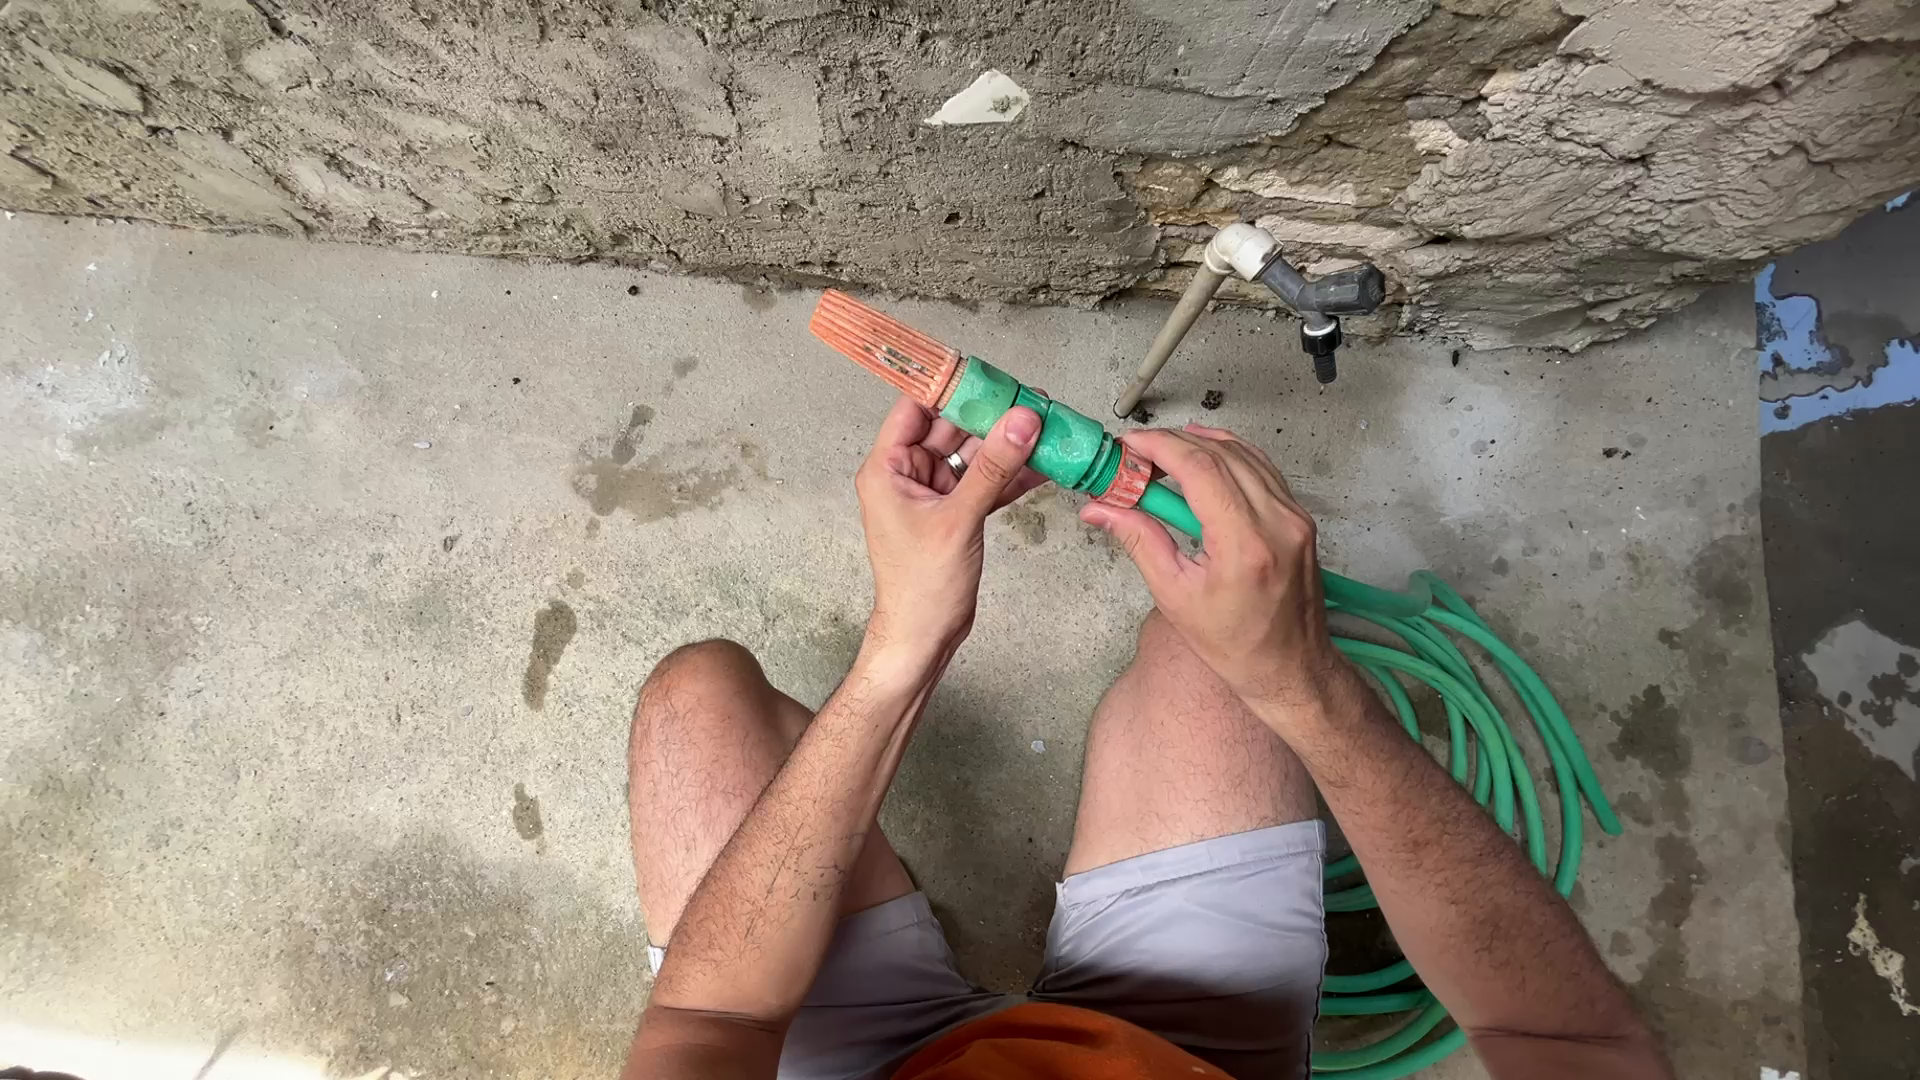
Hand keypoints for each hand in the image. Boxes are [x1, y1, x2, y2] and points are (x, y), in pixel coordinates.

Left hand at [855, 396, 1046, 668]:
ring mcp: (933, 495)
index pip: (915, 409)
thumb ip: (992, 468)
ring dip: (1007, 446)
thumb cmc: (920, 587)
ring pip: (973, 456)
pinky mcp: (955, 513)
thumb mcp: (958, 519)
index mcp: (887, 470)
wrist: (924, 636)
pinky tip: (1040, 464)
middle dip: (991, 417)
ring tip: (1045, 428)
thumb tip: (1019, 422)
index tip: (986, 374)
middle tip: (1031, 401)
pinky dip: (1009, 475)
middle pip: (951, 429)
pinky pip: (983, 483)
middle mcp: (907, 476)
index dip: (949, 388)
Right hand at [1079, 424, 1341, 712]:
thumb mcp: (1173, 594)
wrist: (1290, 668)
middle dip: (1172, 443)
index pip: (1199, 468)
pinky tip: (1202, 459)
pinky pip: (1262, 469)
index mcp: (1244, 543)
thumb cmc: (1234, 643)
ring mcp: (1295, 516)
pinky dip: (1228, 456)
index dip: (1160, 446)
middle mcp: (1277, 521)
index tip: (1129, 445)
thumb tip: (1099, 509)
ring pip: (1244, 454)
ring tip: (1161, 455)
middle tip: (1136, 453)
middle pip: (1220, 454)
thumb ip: (1138, 539)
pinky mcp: (1299, 518)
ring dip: (1199, 445)